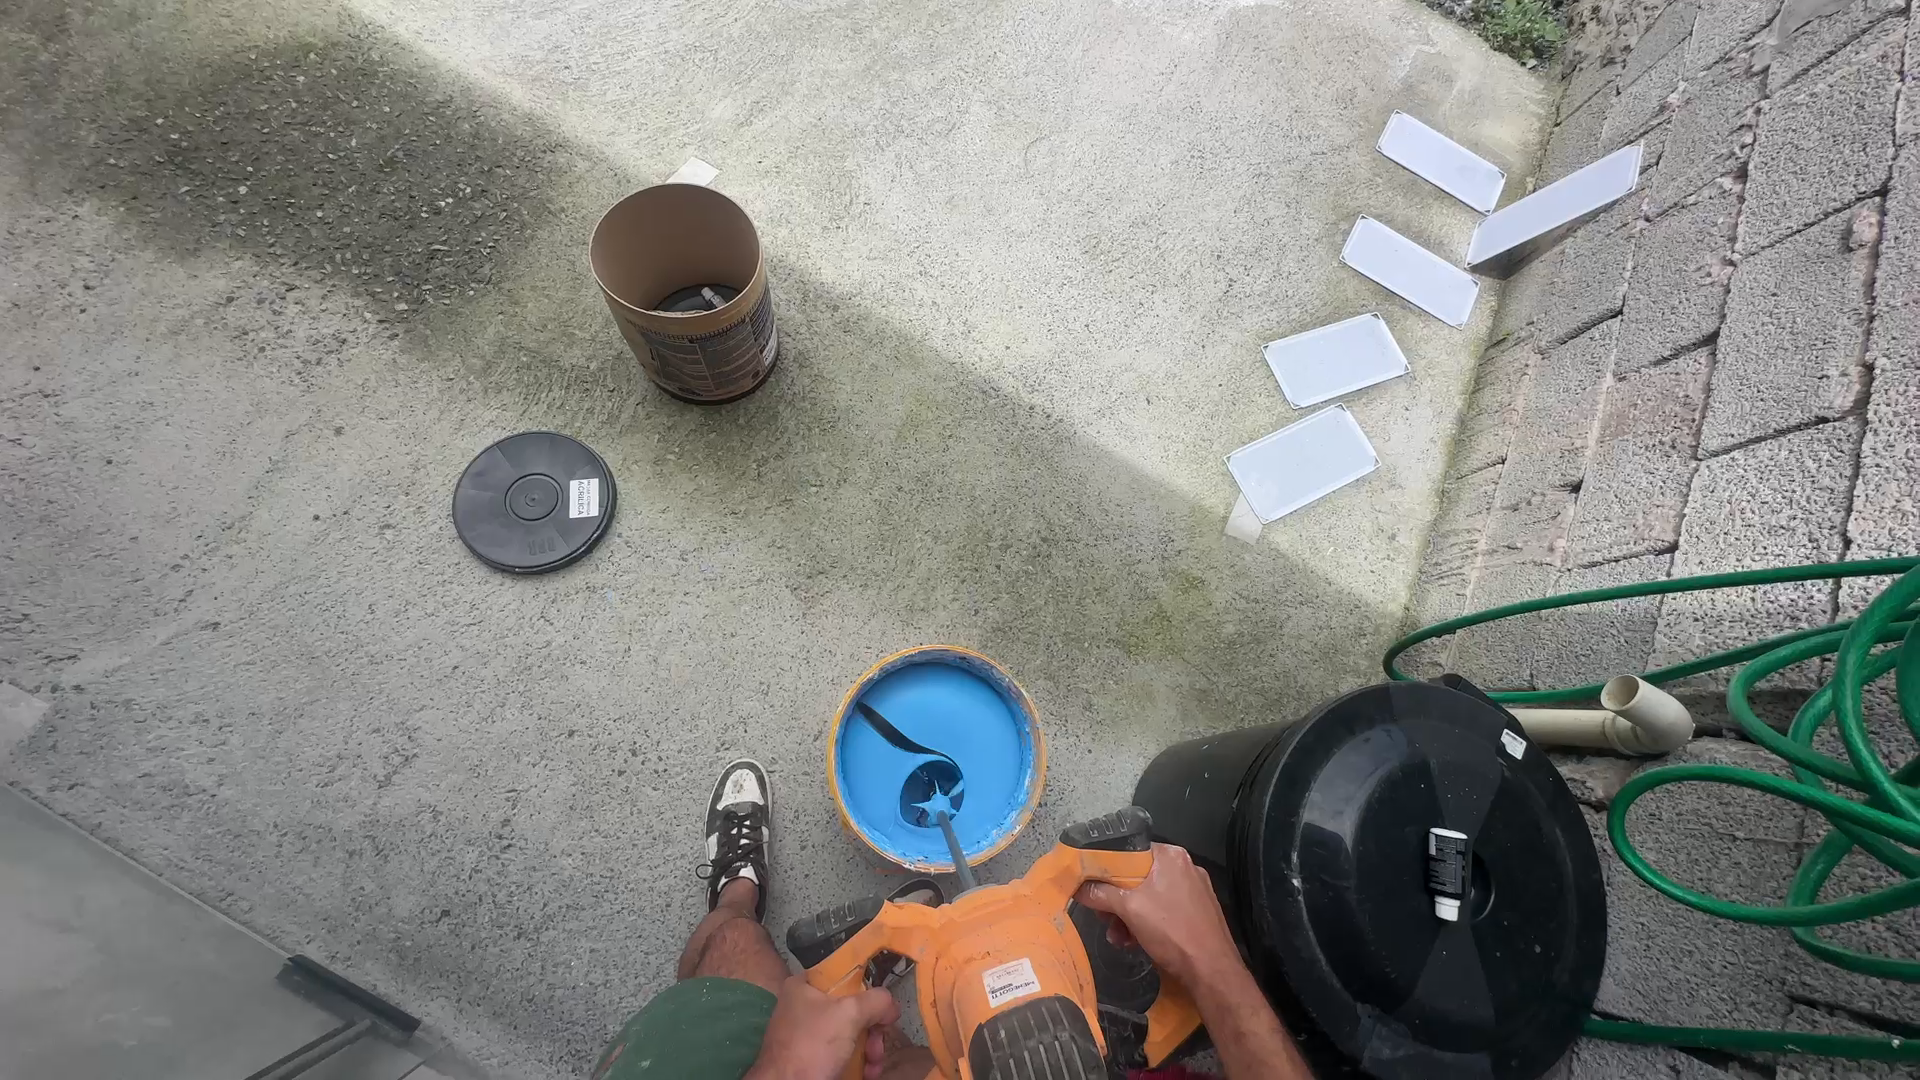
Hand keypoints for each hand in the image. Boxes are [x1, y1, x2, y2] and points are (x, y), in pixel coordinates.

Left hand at [743, 975, 899, 1079]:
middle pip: (851, 1008)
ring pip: (848, 1033)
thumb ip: (876, 1000)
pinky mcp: (810, 1060)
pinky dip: (856, 1061)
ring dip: (868, 1049)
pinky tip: (866, 1072)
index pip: (844, 975)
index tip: (882, 1008)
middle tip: (878, 1043)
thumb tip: (890, 1005)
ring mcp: (806, 1035)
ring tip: (873, 1064)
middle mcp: (804, 1006)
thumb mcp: (849, 1013)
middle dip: (871, 1029)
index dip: (867, 990)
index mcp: (805, 985)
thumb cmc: (812, 1046)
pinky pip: (840, 1053)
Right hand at [1076, 843, 1241, 988]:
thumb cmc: (1172, 932)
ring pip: (1150, 896)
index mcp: (1170, 855)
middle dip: (1118, 900)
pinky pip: (1165, 909)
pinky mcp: (1200, 911)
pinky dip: (1148, 922)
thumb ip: (1100, 894)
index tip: (1094, 887)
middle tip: (1105, 919)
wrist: (1213, 973)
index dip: (1107, 869)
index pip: (1129, 852)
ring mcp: (1195, 890)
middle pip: (1138, 876)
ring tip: (1119, 938)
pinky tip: (1137, 942)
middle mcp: (1184, 866)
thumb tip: (1078, 887)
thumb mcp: (1129, 910)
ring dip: (1130, 916)